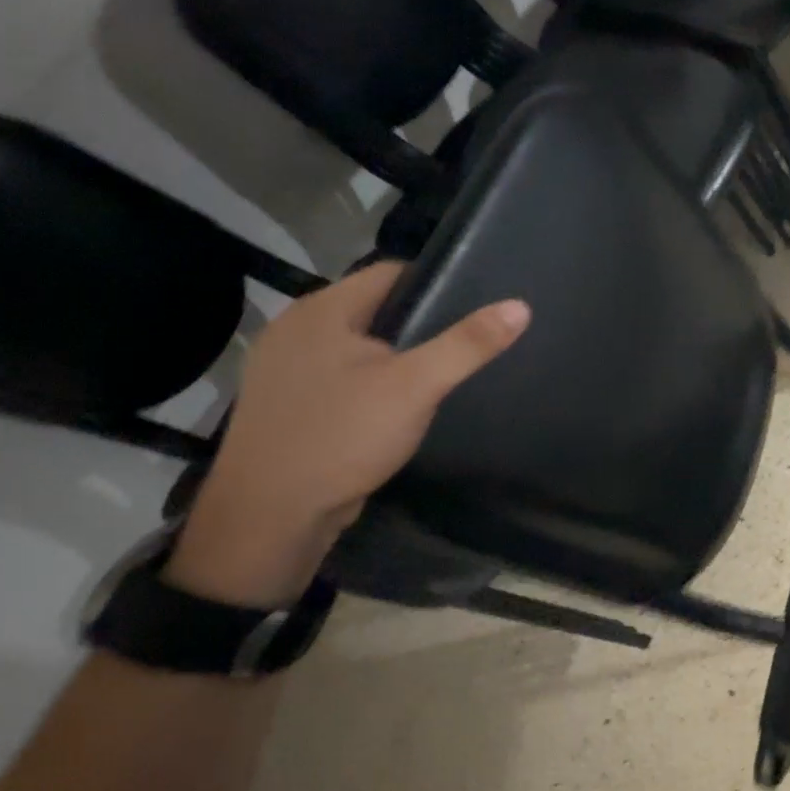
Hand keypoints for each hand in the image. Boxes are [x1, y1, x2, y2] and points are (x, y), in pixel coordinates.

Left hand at [164, 262, 529, 607]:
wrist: (269, 518)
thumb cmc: (342, 436)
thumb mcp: (417, 386)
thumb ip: (468, 344)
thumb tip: (520, 306)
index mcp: (319, 311)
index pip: (390, 272)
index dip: (437, 283)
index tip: (476, 307)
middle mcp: (294, 329)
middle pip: (375, 307)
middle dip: (420, 323)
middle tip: (465, 345)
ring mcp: (283, 368)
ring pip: (358, 344)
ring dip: (395, 355)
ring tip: (438, 375)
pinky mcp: (285, 403)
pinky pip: (340, 374)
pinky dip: (371, 381)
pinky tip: (396, 405)